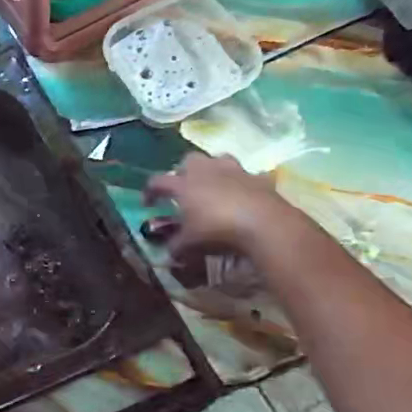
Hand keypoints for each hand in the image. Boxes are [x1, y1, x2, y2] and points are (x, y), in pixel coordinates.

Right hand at [144, 154, 298, 255]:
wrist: (263, 224)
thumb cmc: (217, 230)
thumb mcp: (190, 244)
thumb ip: (176, 246)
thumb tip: (170, 252)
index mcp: (184, 184)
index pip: (158, 181)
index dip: (150, 191)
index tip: (148, 203)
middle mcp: (206, 171)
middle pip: (188, 160)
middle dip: (183, 171)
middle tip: (185, 189)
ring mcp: (234, 170)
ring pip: (218, 159)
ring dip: (213, 170)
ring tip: (214, 186)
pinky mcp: (258, 177)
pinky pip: (247, 175)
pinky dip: (243, 183)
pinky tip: (244, 195)